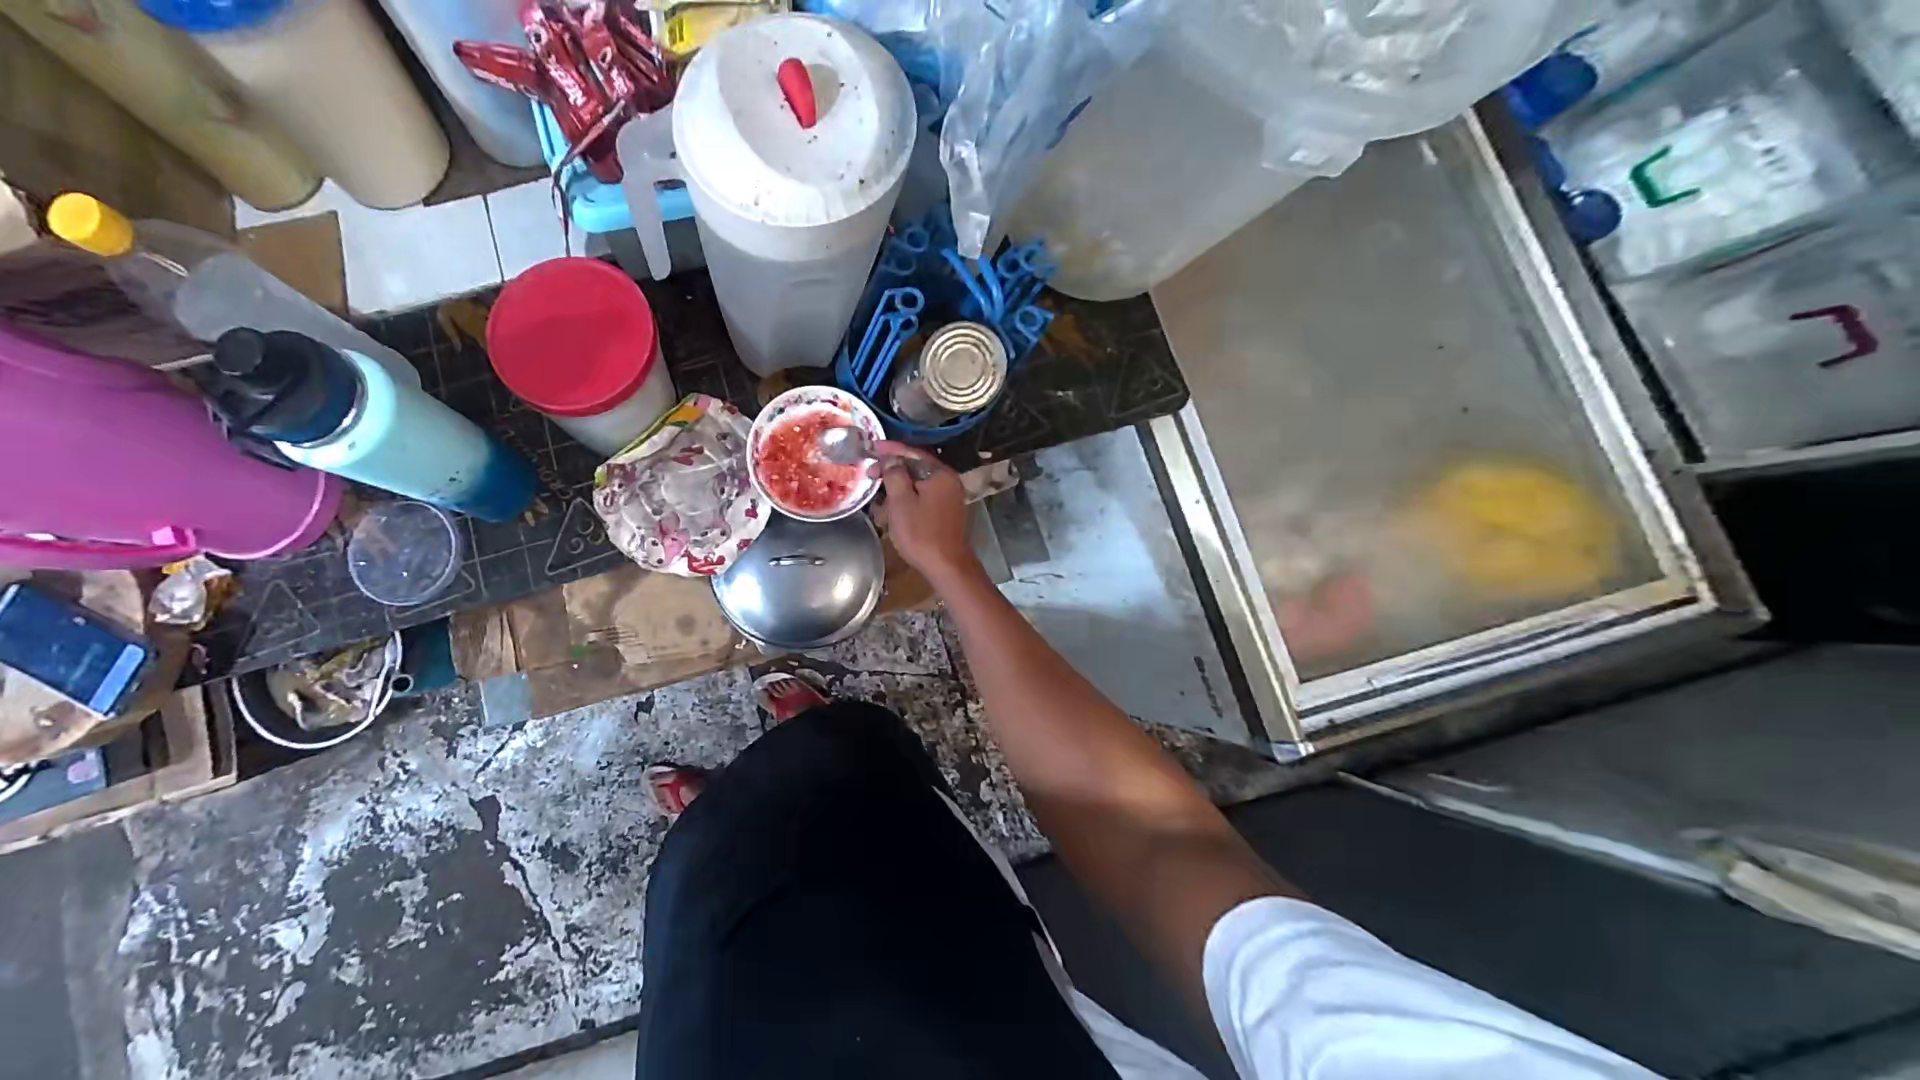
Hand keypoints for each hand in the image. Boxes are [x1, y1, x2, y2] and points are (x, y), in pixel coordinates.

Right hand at [870, 441, 980, 589]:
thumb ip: (895, 475)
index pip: (912, 453)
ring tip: (879, 490)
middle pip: (917, 467)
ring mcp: (950, 497)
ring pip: (920, 483)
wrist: (947, 566)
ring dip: (899, 485)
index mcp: (940, 474)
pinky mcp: (947, 511)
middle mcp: (949, 481)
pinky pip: (925, 496)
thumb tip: (891, 459)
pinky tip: (894, 505)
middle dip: (893, 469)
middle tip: (870, 472)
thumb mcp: (901, 502)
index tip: (871, 446)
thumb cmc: (921, 533)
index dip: (890, 449)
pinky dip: (909, 497)